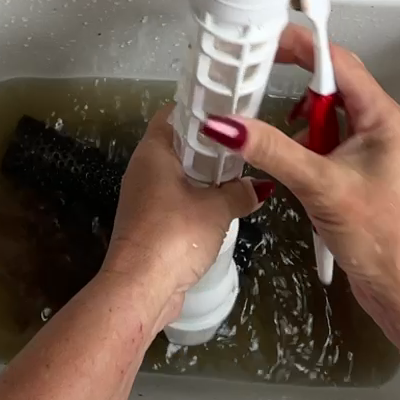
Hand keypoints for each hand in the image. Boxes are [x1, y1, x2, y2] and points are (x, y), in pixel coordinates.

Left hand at [101, 109, 269, 326]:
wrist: (139, 287)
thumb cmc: (174, 234)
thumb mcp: (217, 210)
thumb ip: (240, 192)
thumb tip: (259, 186)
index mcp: (153, 150)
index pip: (174, 115)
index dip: (201, 112)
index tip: (229, 117)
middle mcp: (143, 166)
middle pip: (178, 145)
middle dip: (208, 148)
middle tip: (241, 149)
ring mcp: (142, 194)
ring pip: (177, 174)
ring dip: (203, 177)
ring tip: (237, 178)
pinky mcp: (147, 220)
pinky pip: (174, 198)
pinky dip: (195, 199)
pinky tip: (219, 208)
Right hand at [197, 26, 399, 335]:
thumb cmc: (388, 239)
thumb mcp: (322, 185)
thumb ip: (272, 150)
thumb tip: (226, 124)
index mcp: (383, 118)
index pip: (338, 63)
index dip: (302, 45)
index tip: (267, 38)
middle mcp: (380, 130)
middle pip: (332, 86)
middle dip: (294, 78)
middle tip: (256, 71)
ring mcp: (371, 156)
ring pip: (327, 118)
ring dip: (298, 117)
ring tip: (266, 117)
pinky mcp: (360, 180)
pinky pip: (326, 146)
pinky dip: (302, 144)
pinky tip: (285, 157)